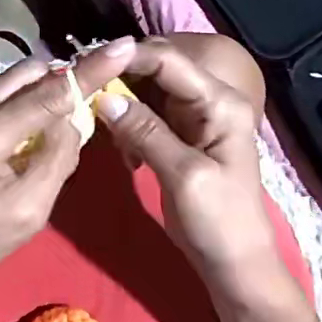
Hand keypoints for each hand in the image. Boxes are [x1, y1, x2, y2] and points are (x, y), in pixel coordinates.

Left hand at [0, 42, 137, 314]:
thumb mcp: (32, 210)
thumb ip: (57, 156)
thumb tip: (74, 115)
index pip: (47, 96)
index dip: (90, 71)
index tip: (124, 46)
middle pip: (29, 72)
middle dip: (63, 82)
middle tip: (84, 107)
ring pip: (14, 76)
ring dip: (42, 91)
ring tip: (51, 128)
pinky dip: (23, 100)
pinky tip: (27, 130)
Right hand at [93, 39, 278, 278]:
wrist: (235, 263)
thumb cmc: (219, 221)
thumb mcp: (184, 176)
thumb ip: (146, 132)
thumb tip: (104, 96)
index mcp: (220, 102)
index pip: (169, 61)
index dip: (128, 57)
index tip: (87, 64)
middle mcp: (210, 99)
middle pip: (157, 69)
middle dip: (121, 79)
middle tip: (86, 96)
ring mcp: (195, 117)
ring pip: (147, 90)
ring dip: (122, 104)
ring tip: (108, 133)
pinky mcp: (180, 135)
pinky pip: (147, 114)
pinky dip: (128, 125)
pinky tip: (124, 151)